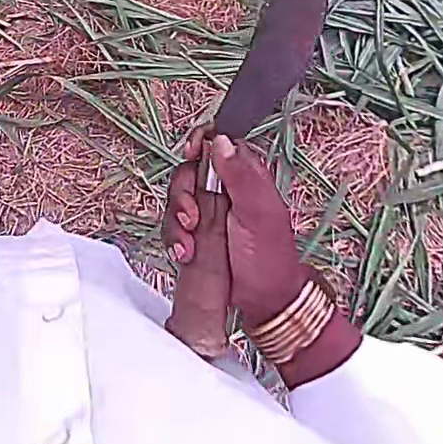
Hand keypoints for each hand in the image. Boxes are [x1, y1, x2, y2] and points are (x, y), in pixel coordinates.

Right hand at [164, 130, 309, 324]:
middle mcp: (222, 189)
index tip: (191, 153)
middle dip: (182, 193)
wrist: (266, 303)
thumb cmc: (270, 256)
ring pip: (176, 199)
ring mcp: (206, 211)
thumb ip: (240, 175)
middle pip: (187, 172)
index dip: (198, 144)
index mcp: (243, 175)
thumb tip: (220, 140)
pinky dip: (174, 238)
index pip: (216, 143)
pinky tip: (185, 252)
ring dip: (176, 219)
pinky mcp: (193, 233)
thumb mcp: (260, 212)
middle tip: (193, 217)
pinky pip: (172, 225)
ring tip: (189, 243)